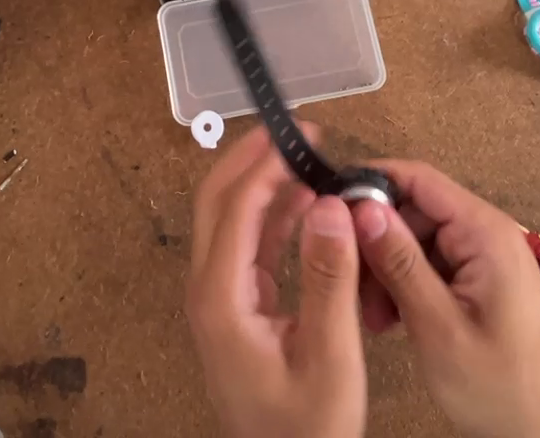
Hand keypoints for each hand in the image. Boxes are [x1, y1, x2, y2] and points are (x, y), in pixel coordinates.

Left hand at [187, 124, 364, 437]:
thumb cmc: (308, 427)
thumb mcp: (329, 355)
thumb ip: (328, 278)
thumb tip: (329, 204)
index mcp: (220, 297)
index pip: (235, 210)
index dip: (264, 166)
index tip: (297, 136)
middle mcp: (210, 288)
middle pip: (216, 203)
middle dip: (248, 160)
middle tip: (288, 131)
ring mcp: (220, 296)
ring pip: (230, 220)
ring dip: (261, 184)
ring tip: (301, 156)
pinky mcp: (238, 305)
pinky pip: (249, 245)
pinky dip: (273, 216)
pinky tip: (303, 201)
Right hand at [353, 160, 539, 437]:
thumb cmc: (501, 387)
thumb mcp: (439, 327)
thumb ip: (401, 263)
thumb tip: (361, 205)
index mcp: (484, 231)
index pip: (418, 178)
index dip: (371, 183)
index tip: (328, 207)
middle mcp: (485, 233)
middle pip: (413, 210)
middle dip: (376, 240)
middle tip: (352, 287)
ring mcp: (484, 258)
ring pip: (416, 239)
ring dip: (387, 269)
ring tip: (373, 316)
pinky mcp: (479, 282)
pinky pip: (430, 264)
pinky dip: (405, 284)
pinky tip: (391, 320)